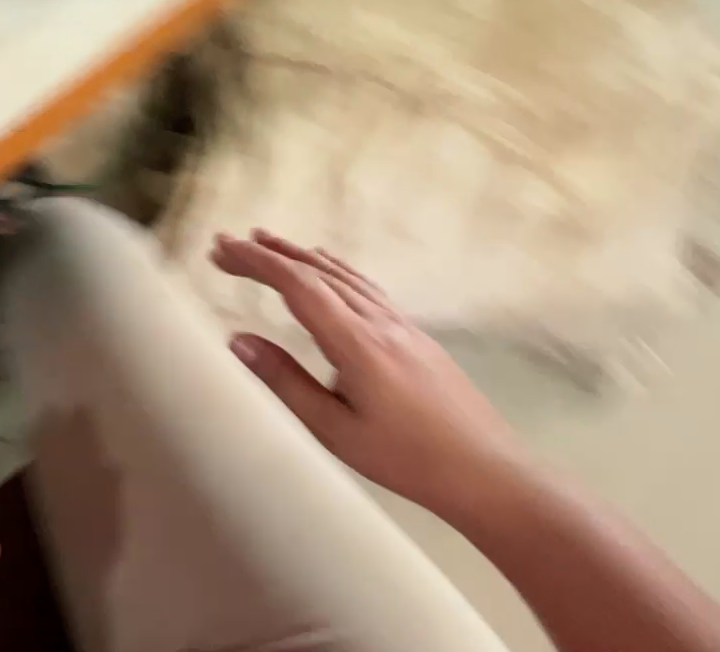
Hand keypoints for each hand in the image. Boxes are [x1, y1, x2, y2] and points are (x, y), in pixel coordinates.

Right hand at [211, 230, 537, 522]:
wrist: (497, 479)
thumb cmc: (409, 459)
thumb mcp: (335, 428)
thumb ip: (284, 380)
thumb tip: (236, 339)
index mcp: (358, 343)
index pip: (299, 286)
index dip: (257, 261)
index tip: (222, 247)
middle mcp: (380, 323)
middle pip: (317, 273)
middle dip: (268, 253)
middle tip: (225, 246)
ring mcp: (402, 327)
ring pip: (343, 275)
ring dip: (299, 254)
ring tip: (265, 241)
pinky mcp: (416, 337)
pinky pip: (365, 286)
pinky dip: (333, 267)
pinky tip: (325, 265)